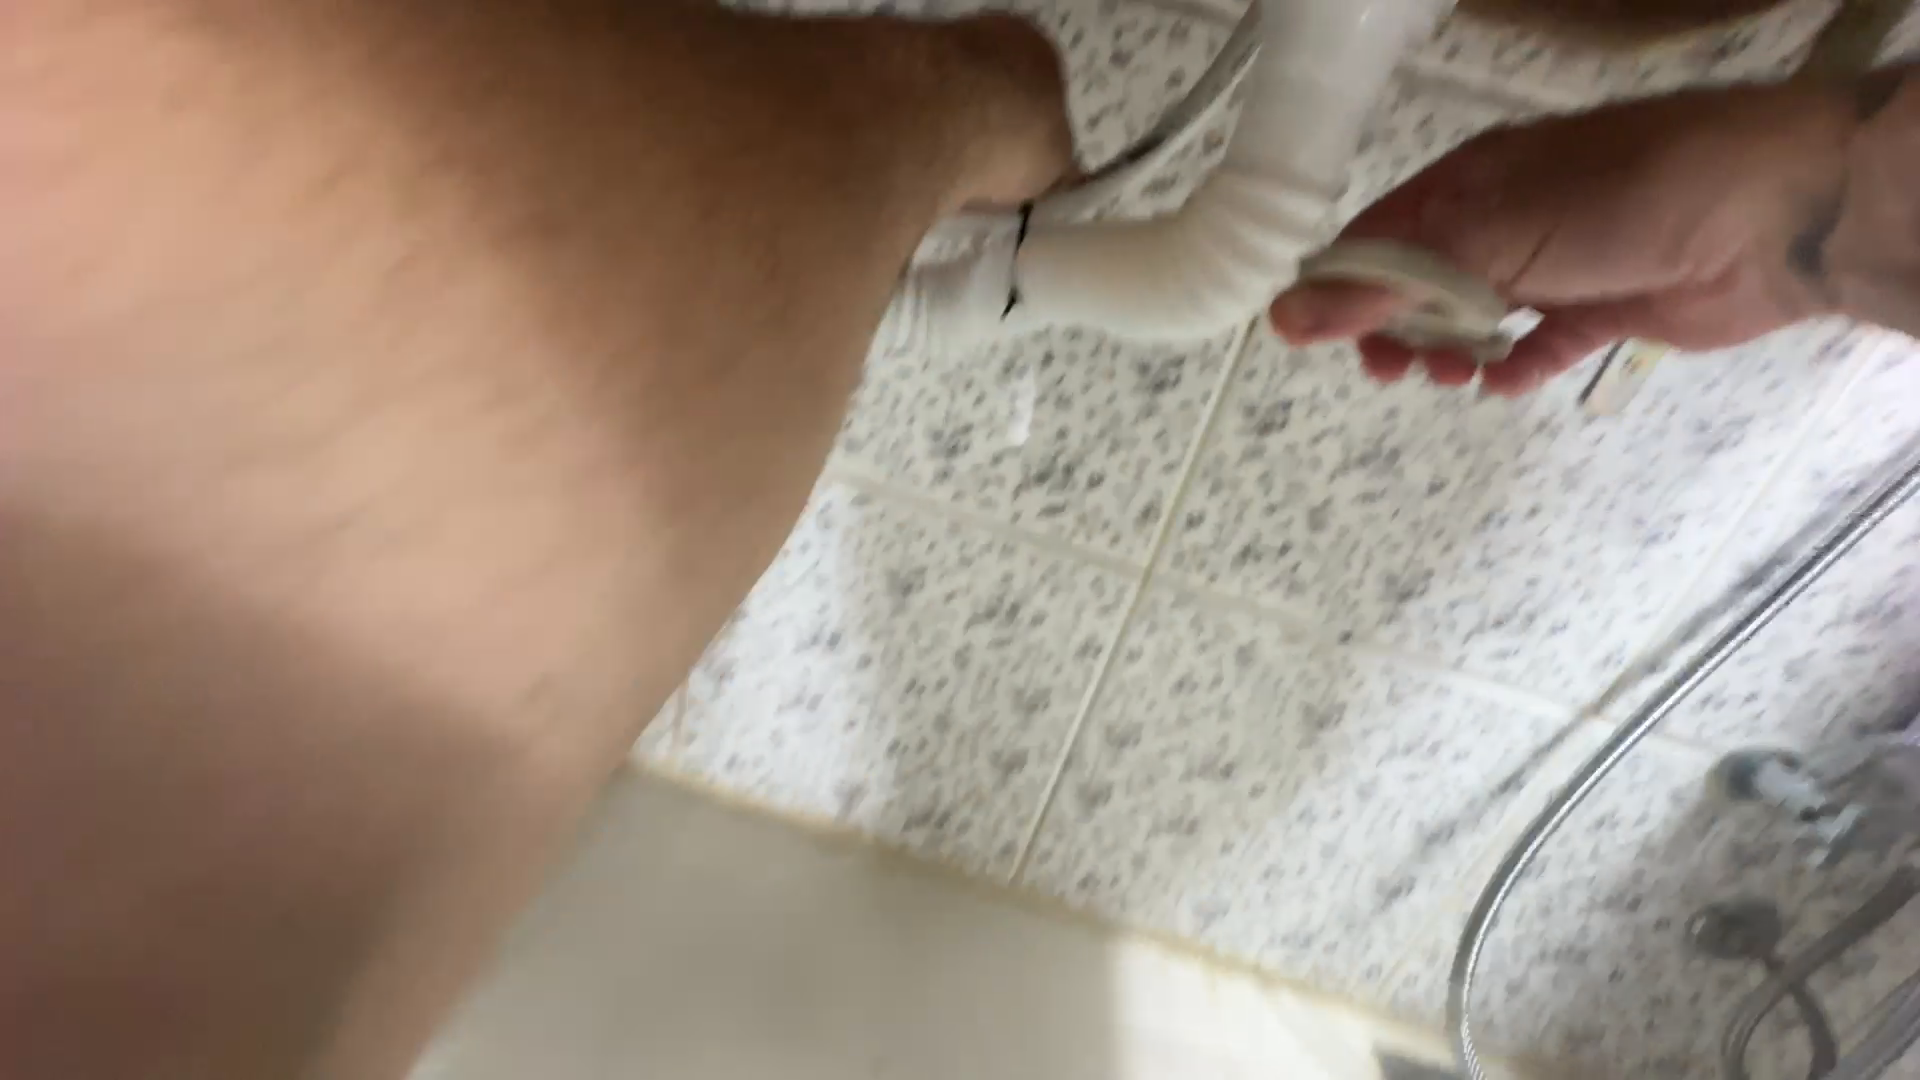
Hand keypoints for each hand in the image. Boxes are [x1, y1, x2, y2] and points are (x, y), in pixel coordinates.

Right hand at [1270, 82, 1851, 395]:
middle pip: (1413, 288)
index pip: (1373, 243)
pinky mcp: (1594, 306)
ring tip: (1457, 375)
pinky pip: (1534, 344)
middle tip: (1392, 368)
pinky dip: (1513, 366)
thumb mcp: (1479, 240)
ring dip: (1448, 353)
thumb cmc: (1615, 204)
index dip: (1339, 292)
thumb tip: (1280, 319)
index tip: (1325, 341)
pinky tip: (1506, 380)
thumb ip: (1379, 285)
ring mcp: (1547, 264)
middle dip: (1394, 332)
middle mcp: (1499, 222)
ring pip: (1466, 320)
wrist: (1784, 213)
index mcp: (1465, 188)